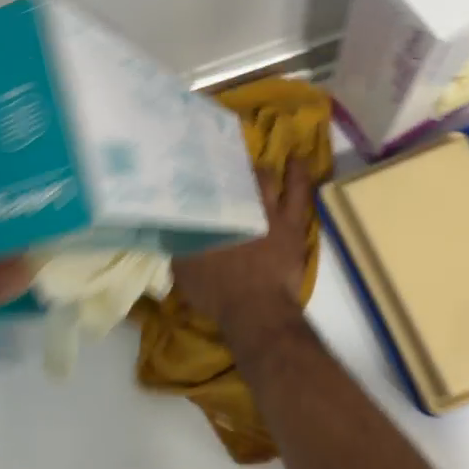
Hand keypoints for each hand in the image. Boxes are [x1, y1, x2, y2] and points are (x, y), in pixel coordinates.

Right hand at [172, 159, 313, 329]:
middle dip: (227, 171)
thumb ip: (179, 245)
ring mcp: (266, 212)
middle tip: (222, 166)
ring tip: (253, 163)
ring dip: (257, 171)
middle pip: (232, 180)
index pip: (200, 189)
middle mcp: (235, 207)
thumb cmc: (217, 293)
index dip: (197, 179)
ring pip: (262, 179)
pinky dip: (297, 173)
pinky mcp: (290, 223)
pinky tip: (296, 159)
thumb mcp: (183, 271)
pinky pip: (297, 191)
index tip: (192, 172)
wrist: (255, 309)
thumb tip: (171, 227)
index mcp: (208, 217)